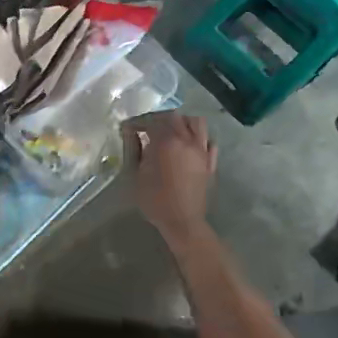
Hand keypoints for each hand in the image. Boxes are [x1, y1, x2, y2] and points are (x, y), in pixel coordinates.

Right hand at [122, 111, 216, 241]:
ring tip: (170, 132)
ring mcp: (202, 150)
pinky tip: (188, 146)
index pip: (151, 121)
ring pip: (196, 123)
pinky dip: (198, 138)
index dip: (137, 122)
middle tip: (146, 128)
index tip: (127, 129)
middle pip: (174, 117)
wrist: (181, 221)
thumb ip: (133, 148)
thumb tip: (130, 132)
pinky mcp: (210, 162)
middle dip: (157, 118)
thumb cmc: (154, 199)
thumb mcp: (135, 173)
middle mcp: (186, 141)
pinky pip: (208, 141)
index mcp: (166, 142)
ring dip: (181, 122)